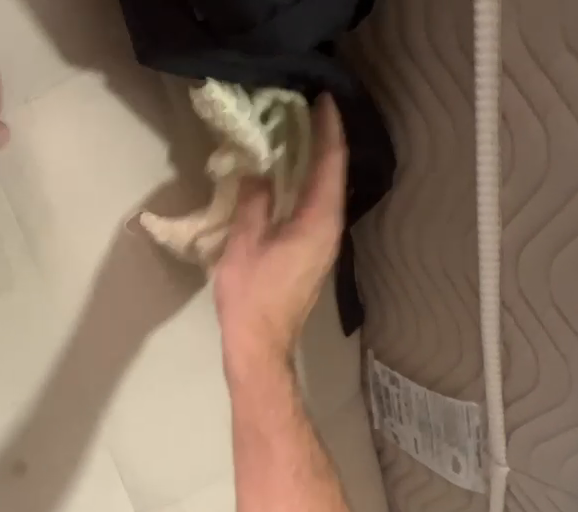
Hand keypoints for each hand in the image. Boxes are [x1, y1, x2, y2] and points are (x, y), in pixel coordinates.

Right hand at [213, 94, 347, 363]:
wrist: (260, 345)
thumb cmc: (251, 297)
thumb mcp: (244, 244)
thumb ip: (253, 203)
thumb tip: (256, 172)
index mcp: (318, 221)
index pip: (330, 162)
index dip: (328, 128)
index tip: (321, 99)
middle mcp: (329, 230)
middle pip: (333, 176)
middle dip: (321, 142)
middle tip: (303, 113)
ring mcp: (323, 246)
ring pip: (324, 195)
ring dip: (312, 167)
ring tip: (293, 141)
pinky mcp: (311, 258)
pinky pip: (314, 211)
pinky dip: (304, 190)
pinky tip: (285, 184)